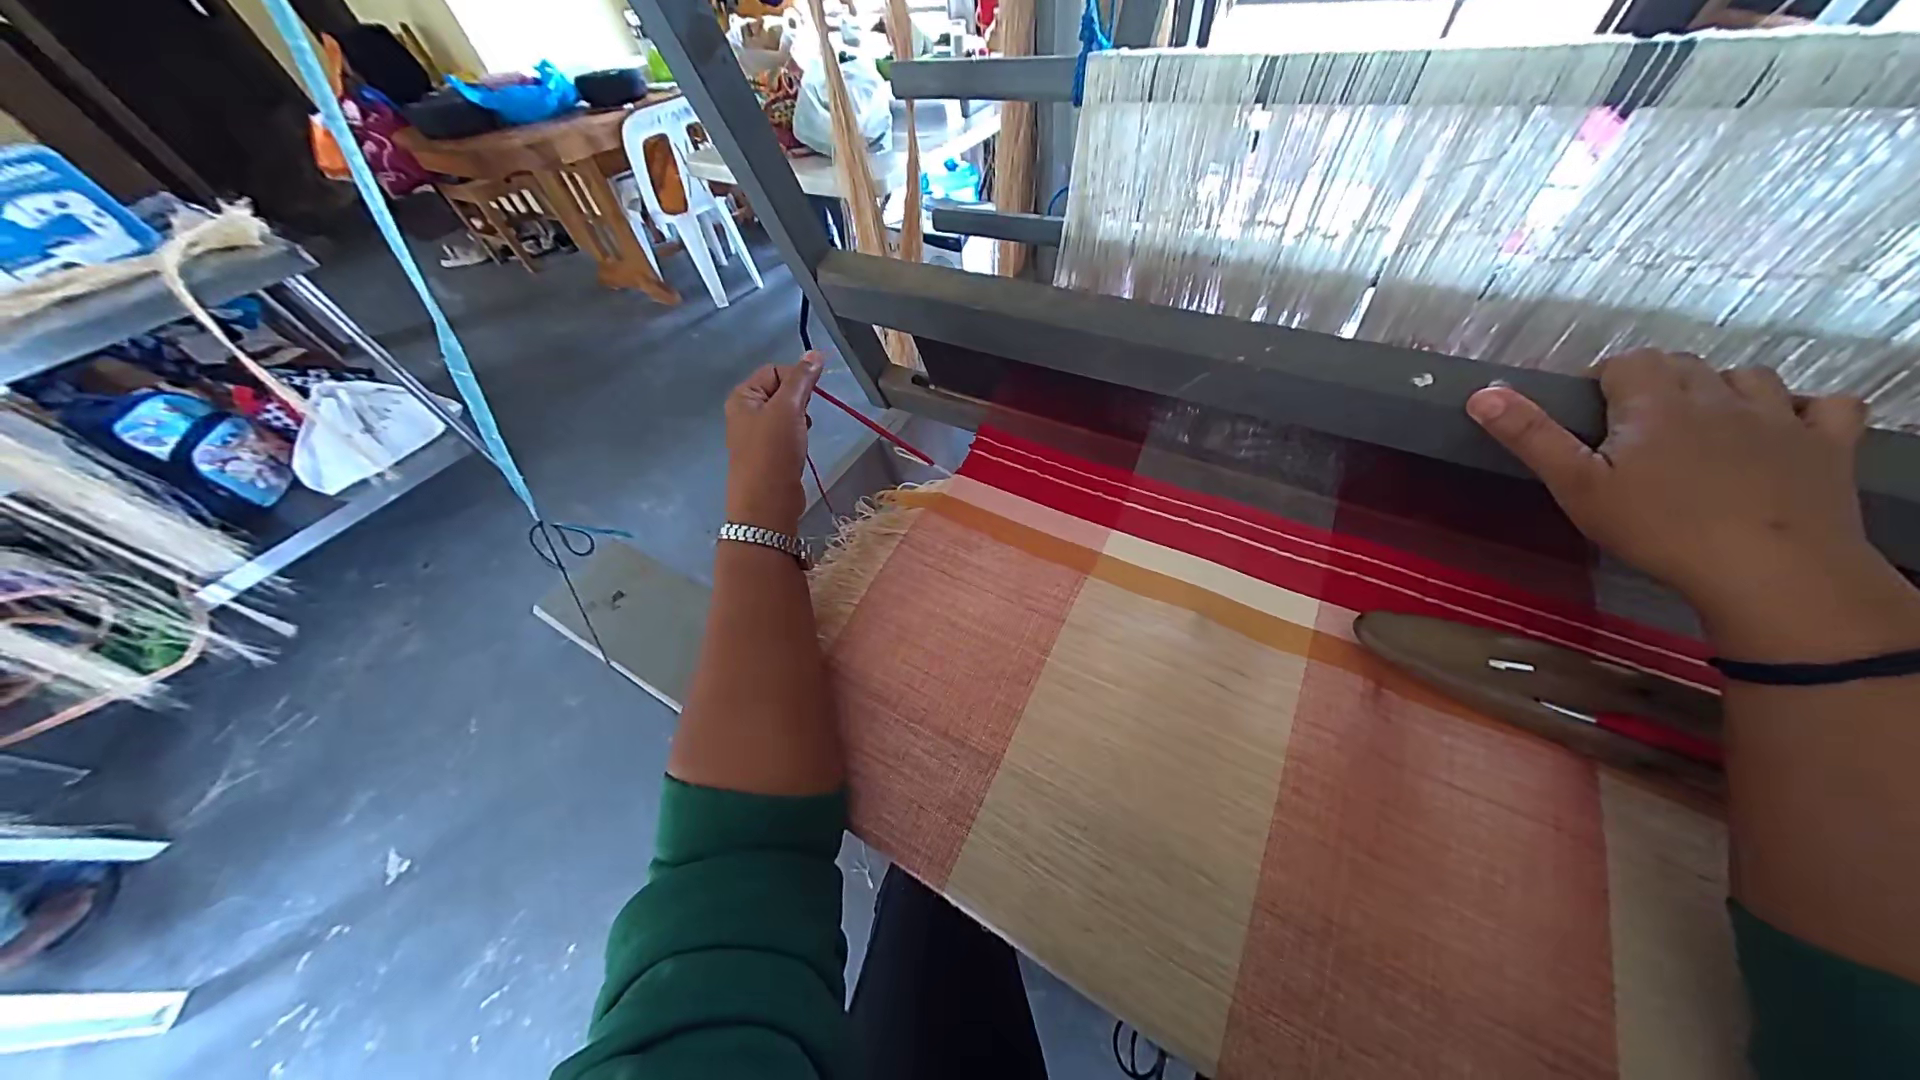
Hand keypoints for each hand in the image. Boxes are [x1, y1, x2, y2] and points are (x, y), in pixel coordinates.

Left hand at [724, 352, 823, 534]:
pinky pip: (787, 433)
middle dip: (800, 401)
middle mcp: (745, 412)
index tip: (810, 397)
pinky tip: (799, 448)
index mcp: (742, 396)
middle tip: (804, 419)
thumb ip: (802, 379)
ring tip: (802, 435)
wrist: (767, 503)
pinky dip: (798, 436)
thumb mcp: (788, 409)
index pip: (774, 370)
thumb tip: (815, 353)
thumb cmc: (773, 452)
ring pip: (787, 413)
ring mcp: (756, 434)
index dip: (796, 379)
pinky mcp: (768, 453)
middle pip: (781, 391)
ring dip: (801, 420)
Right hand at [1466, 349, 1919, 660]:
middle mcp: (1720, 397)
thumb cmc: (1656, 528)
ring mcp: (1781, 418)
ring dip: (1718, 389)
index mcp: (1655, 404)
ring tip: (1694, 427)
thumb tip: (1482, 393)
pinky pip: (1824, 404)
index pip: (1627, 362)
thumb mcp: (1574, 486)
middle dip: (1653, 384)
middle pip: (1683, 365)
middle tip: (1628, 430)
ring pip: (1748, 377)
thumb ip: (1530, 436)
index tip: (1586, 415)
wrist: (1769, 570)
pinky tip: (1779, 427)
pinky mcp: (1828, 444)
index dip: (1602, 379)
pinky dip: (1798, 407)